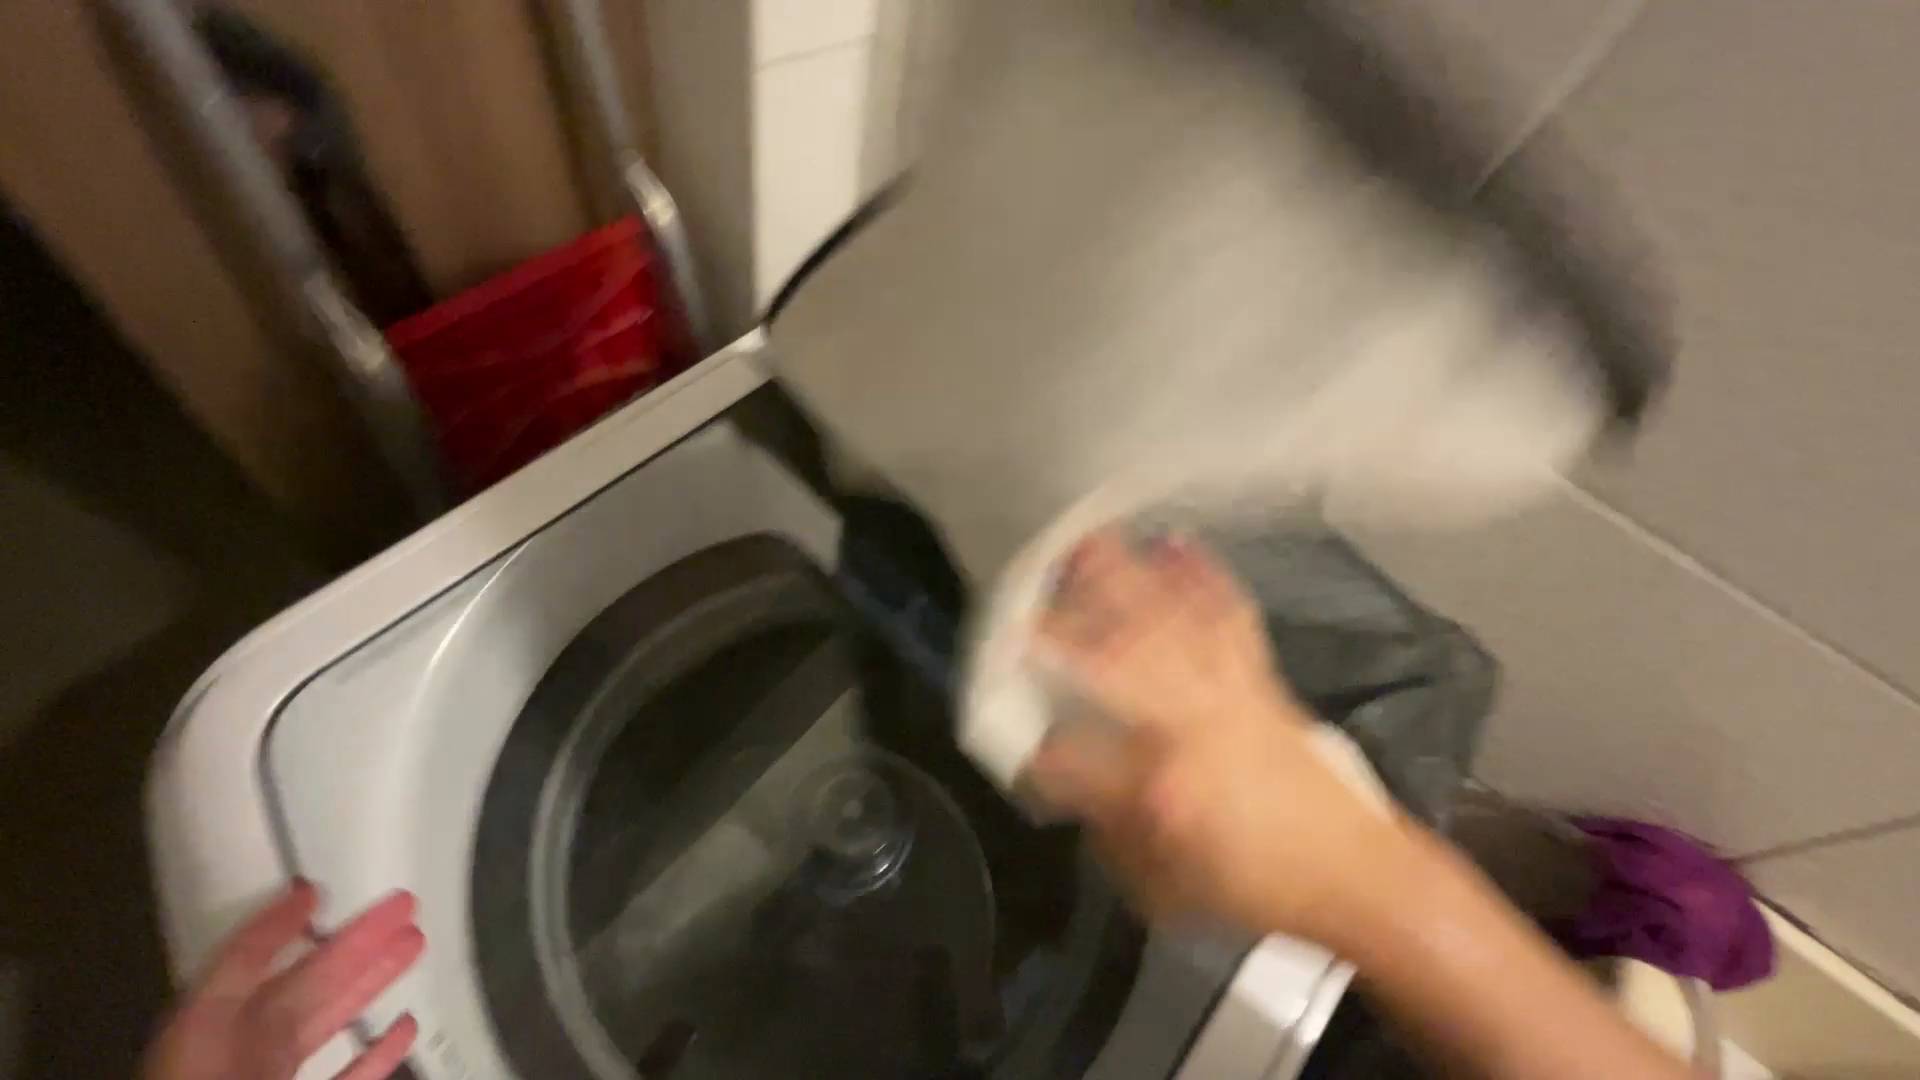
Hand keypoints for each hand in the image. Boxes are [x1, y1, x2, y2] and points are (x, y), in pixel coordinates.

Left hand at [143, 882, 424, 1079]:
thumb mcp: (212, 1034)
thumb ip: (242, 971)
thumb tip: (296, 895)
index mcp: (210, 1037)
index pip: (240, 965)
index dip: (276, 923)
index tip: (318, 887)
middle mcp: (239, 1059)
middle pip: (300, 988)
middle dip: (354, 943)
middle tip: (403, 904)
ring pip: (326, 1026)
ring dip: (371, 985)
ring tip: (414, 946)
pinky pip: (342, 1076)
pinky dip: (375, 1050)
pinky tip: (404, 1026)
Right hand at [1024, 532, 1410, 941]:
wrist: (1354, 874)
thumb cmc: (1252, 887)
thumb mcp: (1159, 885)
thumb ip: (1106, 825)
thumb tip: (1074, 782)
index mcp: (1159, 787)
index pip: (1072, 756)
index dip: (1035, 753)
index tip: (1019, 751)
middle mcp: (1189, 725)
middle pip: (1117, 656)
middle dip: (1066, 618)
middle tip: (1026, 587)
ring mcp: (1228, 692)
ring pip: (1167, 622)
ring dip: (1124, 578)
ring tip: (1090, 542)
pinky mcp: (1258, 678)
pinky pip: (1227, 616)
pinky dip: (1201, 577)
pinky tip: (1177, 543)